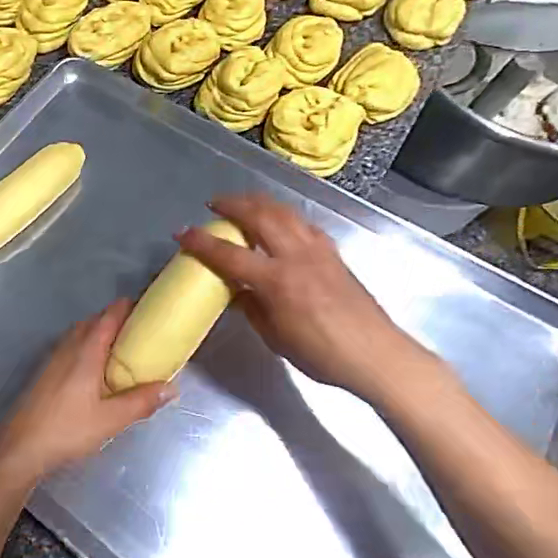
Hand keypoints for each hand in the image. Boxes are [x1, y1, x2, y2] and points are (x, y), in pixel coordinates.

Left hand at [0, 300, 177, 483]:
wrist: (21, 447)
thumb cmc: (68, 429)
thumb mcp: (112, 419)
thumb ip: (142, 401)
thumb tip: (171, 388)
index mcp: (86, 350)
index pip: (109, 316)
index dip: (128, 307)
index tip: (149, 307)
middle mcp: (69, 346)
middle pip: (94, 320)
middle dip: (117, 319)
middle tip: (142, 331)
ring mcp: (54, 357)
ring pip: (81, 333)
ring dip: (101, 332)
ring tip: (124, 348)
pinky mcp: (46, 371)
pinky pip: (72, 346)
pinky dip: (88, 346)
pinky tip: (97, 369)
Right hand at [176, 192, 421, 390]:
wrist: (375, 354)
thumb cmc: (321, 354)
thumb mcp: (275, 337)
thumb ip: (252, 308)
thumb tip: (239, 291)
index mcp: (276, 281)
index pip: (229, 254)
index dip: (201, 242)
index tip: (182, 233)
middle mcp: (296, 257)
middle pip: (259, 216)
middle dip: (233, 204)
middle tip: (214, 204)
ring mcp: (318, 251)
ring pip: (284, 213)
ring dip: (259, 203)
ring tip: (244, 203)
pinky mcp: (333, 254)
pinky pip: (304, 224)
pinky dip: (285, 216)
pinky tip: (280, 222)